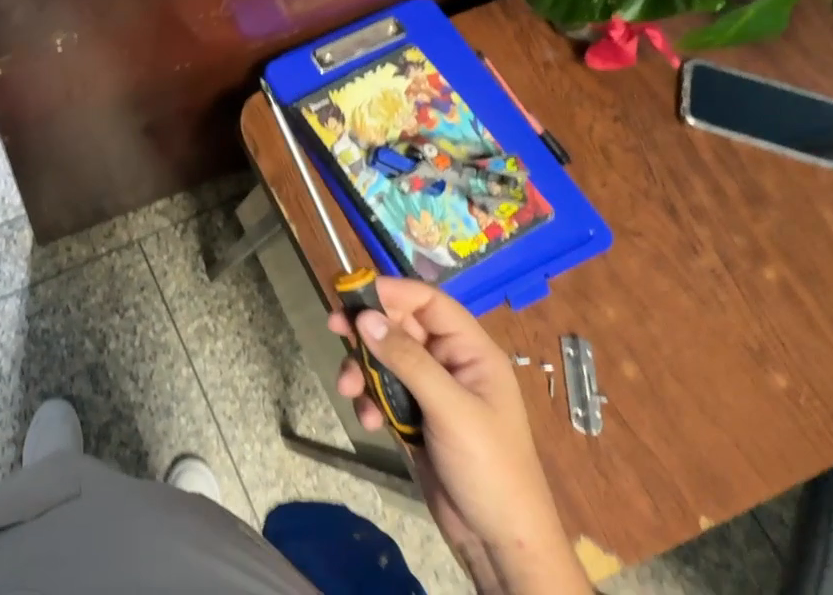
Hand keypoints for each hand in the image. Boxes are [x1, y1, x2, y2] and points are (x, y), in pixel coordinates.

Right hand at [329, 279, 586, 593]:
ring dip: (363, 371)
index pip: (428, 302)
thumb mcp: (449, 408)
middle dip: (367, 333)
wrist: (499, 540)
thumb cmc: (489, 467)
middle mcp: (450, 364)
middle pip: (399, 327)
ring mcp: (431, 391)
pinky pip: (382, 391)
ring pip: (384, 359)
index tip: (350, 294)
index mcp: (472, 352)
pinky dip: (369, 400)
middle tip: (334, 330)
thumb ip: (406, 359)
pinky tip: (370, 421)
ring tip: (350, 391)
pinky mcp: (415, 416)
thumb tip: (363, 315)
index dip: (390, 292)